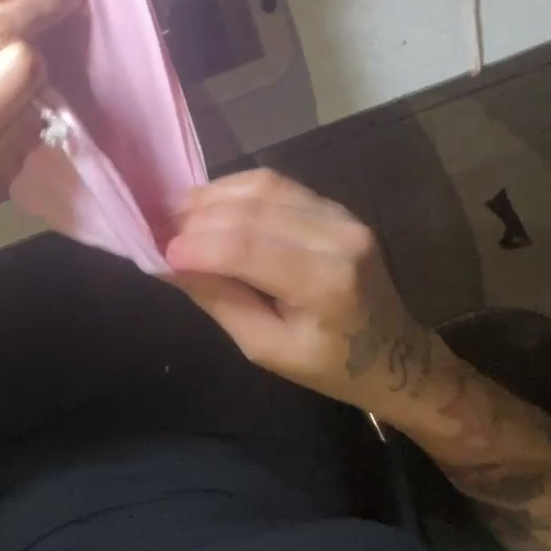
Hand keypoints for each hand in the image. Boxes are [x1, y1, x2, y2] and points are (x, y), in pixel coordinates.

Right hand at [165, 169, 435, 411]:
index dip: (194, 246)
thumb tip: (169, 265)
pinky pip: (276, 185)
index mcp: (324, 284)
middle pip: (250, 211)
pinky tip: (210, 207)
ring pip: (261, 186)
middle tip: (157, 231)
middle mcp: (338, 238)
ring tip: (177, 215)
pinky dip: (235, 191)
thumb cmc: (327, 364)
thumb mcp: (264, 347)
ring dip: (211, 197)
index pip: (245, 249)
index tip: (158, 253)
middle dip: (196, 218)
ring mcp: (341, 215)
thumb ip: (219, 299)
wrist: (393, 353)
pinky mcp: (335, 206)